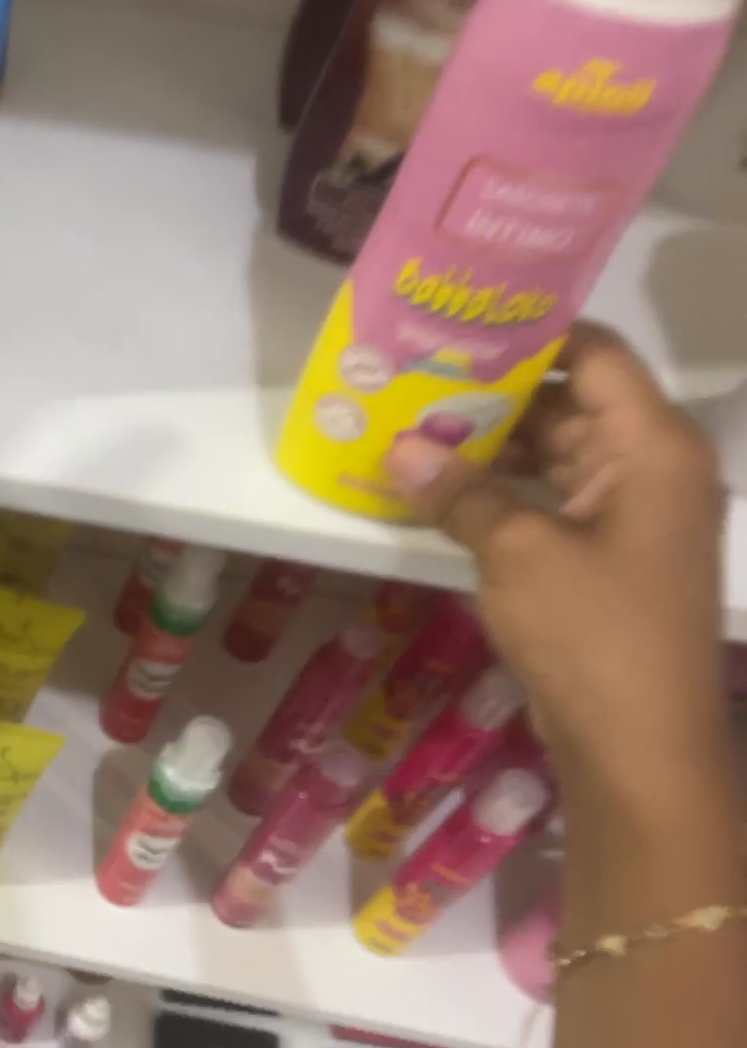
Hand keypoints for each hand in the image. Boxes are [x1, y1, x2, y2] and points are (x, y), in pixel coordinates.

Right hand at [383, 322, 727, 791]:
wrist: (633, 728)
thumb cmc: (594, 625)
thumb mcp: (516, 548)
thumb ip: (459, 491)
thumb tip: (398, 445)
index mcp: (649, 451)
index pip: (600, 359)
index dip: (541, 331)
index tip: (466, 318)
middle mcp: (639, 469)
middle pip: (566, 402)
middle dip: (491, 388)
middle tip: (410, 371)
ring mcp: (614, 512)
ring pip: (543, 451)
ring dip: (481, 439)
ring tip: (405, 419)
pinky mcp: (585, 548)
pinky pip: (532, 493)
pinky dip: (486, 482)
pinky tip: (427, 480)